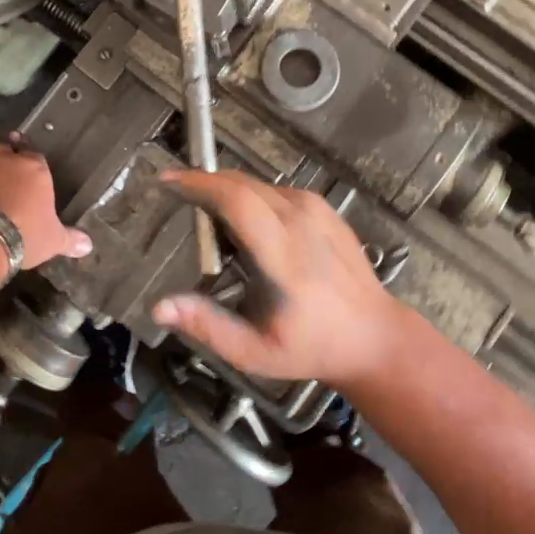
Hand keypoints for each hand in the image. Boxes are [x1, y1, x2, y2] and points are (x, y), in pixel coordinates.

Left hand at [0, 135, 92, 267]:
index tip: (30, 163)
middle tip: (6, 157)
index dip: (32, 158)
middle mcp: (7, 161)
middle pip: (5, 145)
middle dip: (6, 149)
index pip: (36, 154)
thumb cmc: (24, 234)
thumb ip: (70, 239)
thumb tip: (88, 246)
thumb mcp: (52, 240)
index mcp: (35, 168)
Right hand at [151, 170, 413, 389]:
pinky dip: (251, 197)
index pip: (237, 200)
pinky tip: (244, 225)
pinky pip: (277, 190)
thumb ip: (207, 326)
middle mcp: (301, 221)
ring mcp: (317, 210)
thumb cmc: (312, 347)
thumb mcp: (255, 352)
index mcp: (284, 254)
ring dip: (227, 191)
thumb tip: (160, 307)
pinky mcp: (325, 207)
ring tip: (207, 218)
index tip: (166, 181)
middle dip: (205, 183)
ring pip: (259, 184)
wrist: (374, 336)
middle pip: (243, 184)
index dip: (199, 184)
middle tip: (175, 196)